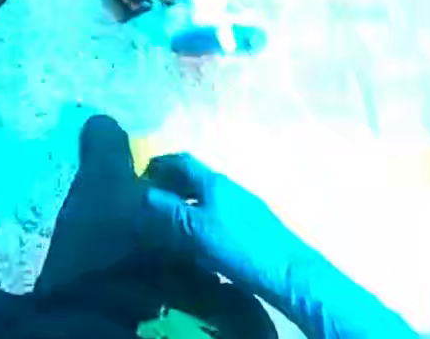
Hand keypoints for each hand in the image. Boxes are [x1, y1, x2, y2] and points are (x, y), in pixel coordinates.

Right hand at [140, 154, 417, 338]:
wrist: (288, 271)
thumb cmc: (239, 245)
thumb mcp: (197, 230)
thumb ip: (170, 212)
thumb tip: (143, 195)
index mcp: (213, 180)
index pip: (182, 160)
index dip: (160, 164)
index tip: (141, 177)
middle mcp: (227, 185)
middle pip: (193, 176)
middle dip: (170, 184)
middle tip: (151, 201)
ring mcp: (241, 203)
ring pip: (205, 195)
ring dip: (185, 202)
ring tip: (169, 223)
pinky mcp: (250, 223)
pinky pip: (216, 211)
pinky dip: (200, 216)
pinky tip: (197, 240)